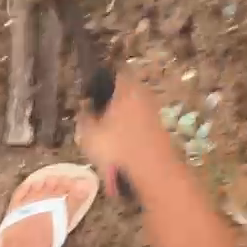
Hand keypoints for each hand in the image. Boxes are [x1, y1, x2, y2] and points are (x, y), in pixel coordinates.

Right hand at [75, 75, 170, 196]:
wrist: (154, 172)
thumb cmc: (117, 147)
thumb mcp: (89, 134)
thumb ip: (85, 117)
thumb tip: (84, 109)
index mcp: (127, 89)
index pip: (116, 74)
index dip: (102, 82)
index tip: (92, 94)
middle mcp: (144, 97)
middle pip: (126, 94)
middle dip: (112, 105)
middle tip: (97, 118)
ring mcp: (155, 116)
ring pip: (133, 113)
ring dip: (122, 123)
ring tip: (107, 140)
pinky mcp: (161, 134)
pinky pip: (140, 130)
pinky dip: (131, 137)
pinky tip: (121, 153)